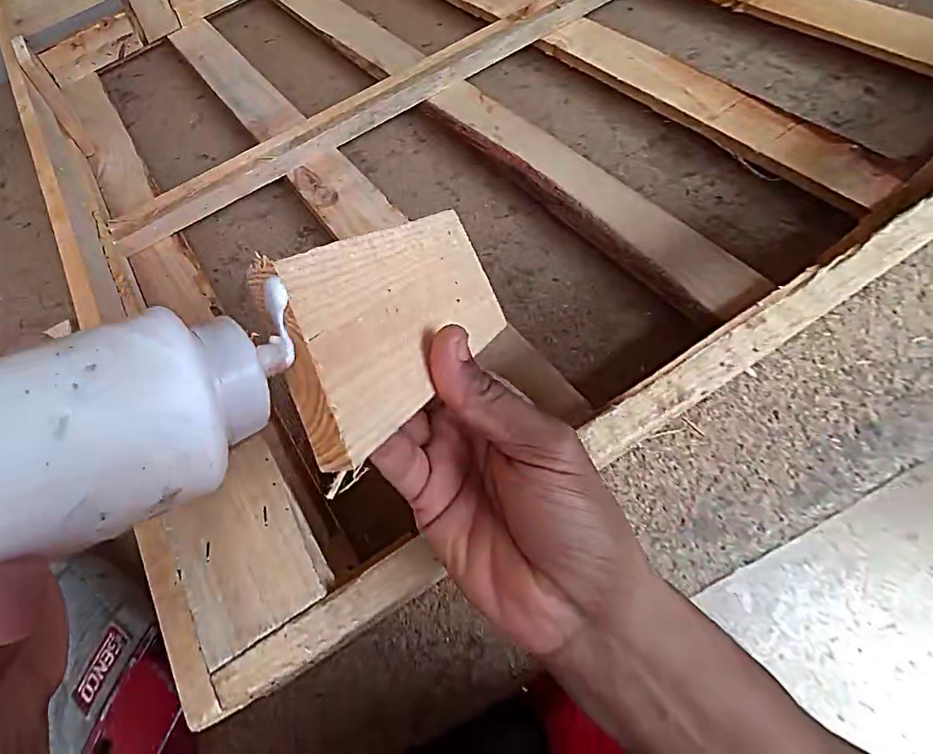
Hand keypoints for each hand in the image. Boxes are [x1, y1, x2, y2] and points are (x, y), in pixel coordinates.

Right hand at [369, 325, 652, 655]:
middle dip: (393, 368)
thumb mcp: (544, 450)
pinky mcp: (425, 500)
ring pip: (400, 422)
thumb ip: (490, 401)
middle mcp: (468, 430)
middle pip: (420, 390)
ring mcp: (444, 464)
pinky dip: (373, 443)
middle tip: (361, 343)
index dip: (426, 345)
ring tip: (350, 376)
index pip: (454, 365)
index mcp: (501, 407)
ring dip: (377, 401)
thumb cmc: (582, 523)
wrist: (580, 613)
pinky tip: (357, 423)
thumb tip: (449, 343)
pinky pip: (394, 464)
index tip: (395, 320)